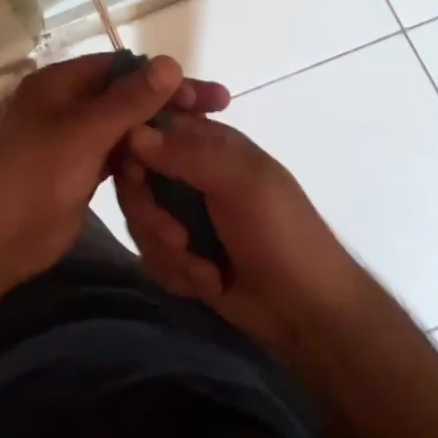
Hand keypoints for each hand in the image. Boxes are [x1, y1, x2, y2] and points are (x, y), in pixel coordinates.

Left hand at [0, 53, 226, 279]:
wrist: (1, 233)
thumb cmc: (38, 173)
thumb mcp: (86, 131)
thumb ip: (129, 100)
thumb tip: (171, 63)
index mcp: (59, 83)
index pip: (121, 67)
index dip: (165, 77)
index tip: (209, 95)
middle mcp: (65, 103)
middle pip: (125, 94)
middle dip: (169, 101)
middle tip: (221, 111)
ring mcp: (71, 137)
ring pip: (124, 125)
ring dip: (159, 128)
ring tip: (207, 136)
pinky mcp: (79, 168)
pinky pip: (118, 152)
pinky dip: (144, 154)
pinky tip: (177, 162)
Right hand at [115, 114, 372, 347]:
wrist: (307, 312)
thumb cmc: (283, 236)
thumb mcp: (243, 184)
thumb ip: (188, 153)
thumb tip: (130, 133)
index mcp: (206, 142)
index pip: (146, 125)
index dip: (131, 148)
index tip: (137, 176)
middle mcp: (186, 171)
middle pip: (131, 177)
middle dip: (150, 216)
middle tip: (178, 239)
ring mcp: (180, 212)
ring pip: (136, 219)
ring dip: (167, 252)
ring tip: (207, 272)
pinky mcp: (176, 250)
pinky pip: (147, 252)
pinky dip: (175, 272)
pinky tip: (208, 283)